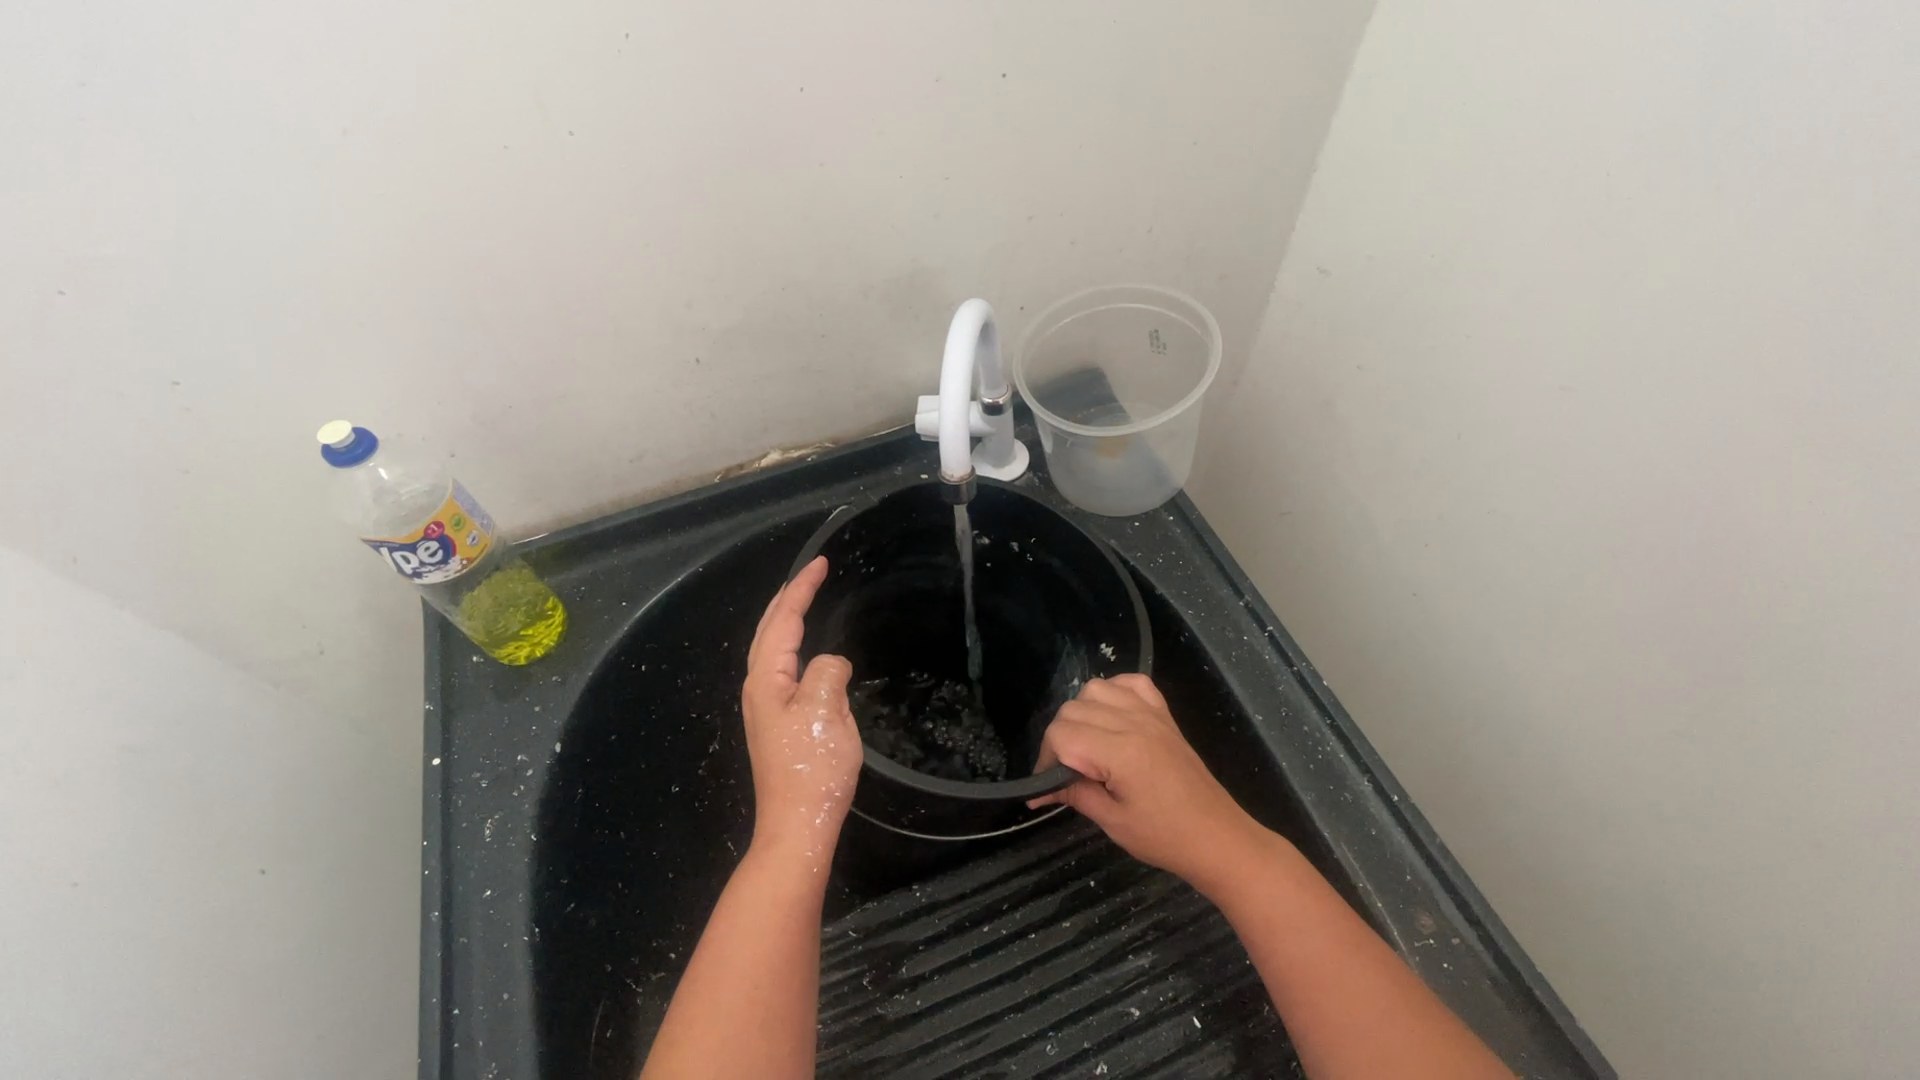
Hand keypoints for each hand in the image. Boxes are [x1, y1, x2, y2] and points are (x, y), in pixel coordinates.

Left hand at [741, 556, 861, 870]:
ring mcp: (766, 708)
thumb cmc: (812, 767)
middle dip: (788, 599)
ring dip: (786, 621)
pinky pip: (785, 670)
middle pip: (769, 631)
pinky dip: (794, 648)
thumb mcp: (826, 710)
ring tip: (804, 601)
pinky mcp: (778, 724)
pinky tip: (807, 654)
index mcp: (767, 679)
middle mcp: (759, 688)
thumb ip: (828, 672)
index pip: (783, 620)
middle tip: (811, 575)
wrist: (799, 824)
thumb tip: (830, 665)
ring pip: (774, 650)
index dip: (802, 589)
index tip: (821, 563)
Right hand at [1030, 674, 1270, 896]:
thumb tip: (1038, 789)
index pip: (1061, 735)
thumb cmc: (1165, 837)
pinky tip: (1111, 717)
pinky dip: (1113, 692)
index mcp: (1120, 752)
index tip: (1049, 785)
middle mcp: (1133, 722)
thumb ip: (1073, 795)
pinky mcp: (1163, 715)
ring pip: (1096, 689)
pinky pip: (1131, 683)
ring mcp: (1150, 714)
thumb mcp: (1112, 822)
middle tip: (1067, 772)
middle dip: (1060, 739)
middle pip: (1073, 709)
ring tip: (1088, 745)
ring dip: (1082, 713)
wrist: (1218, 837)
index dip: (1046, 759)